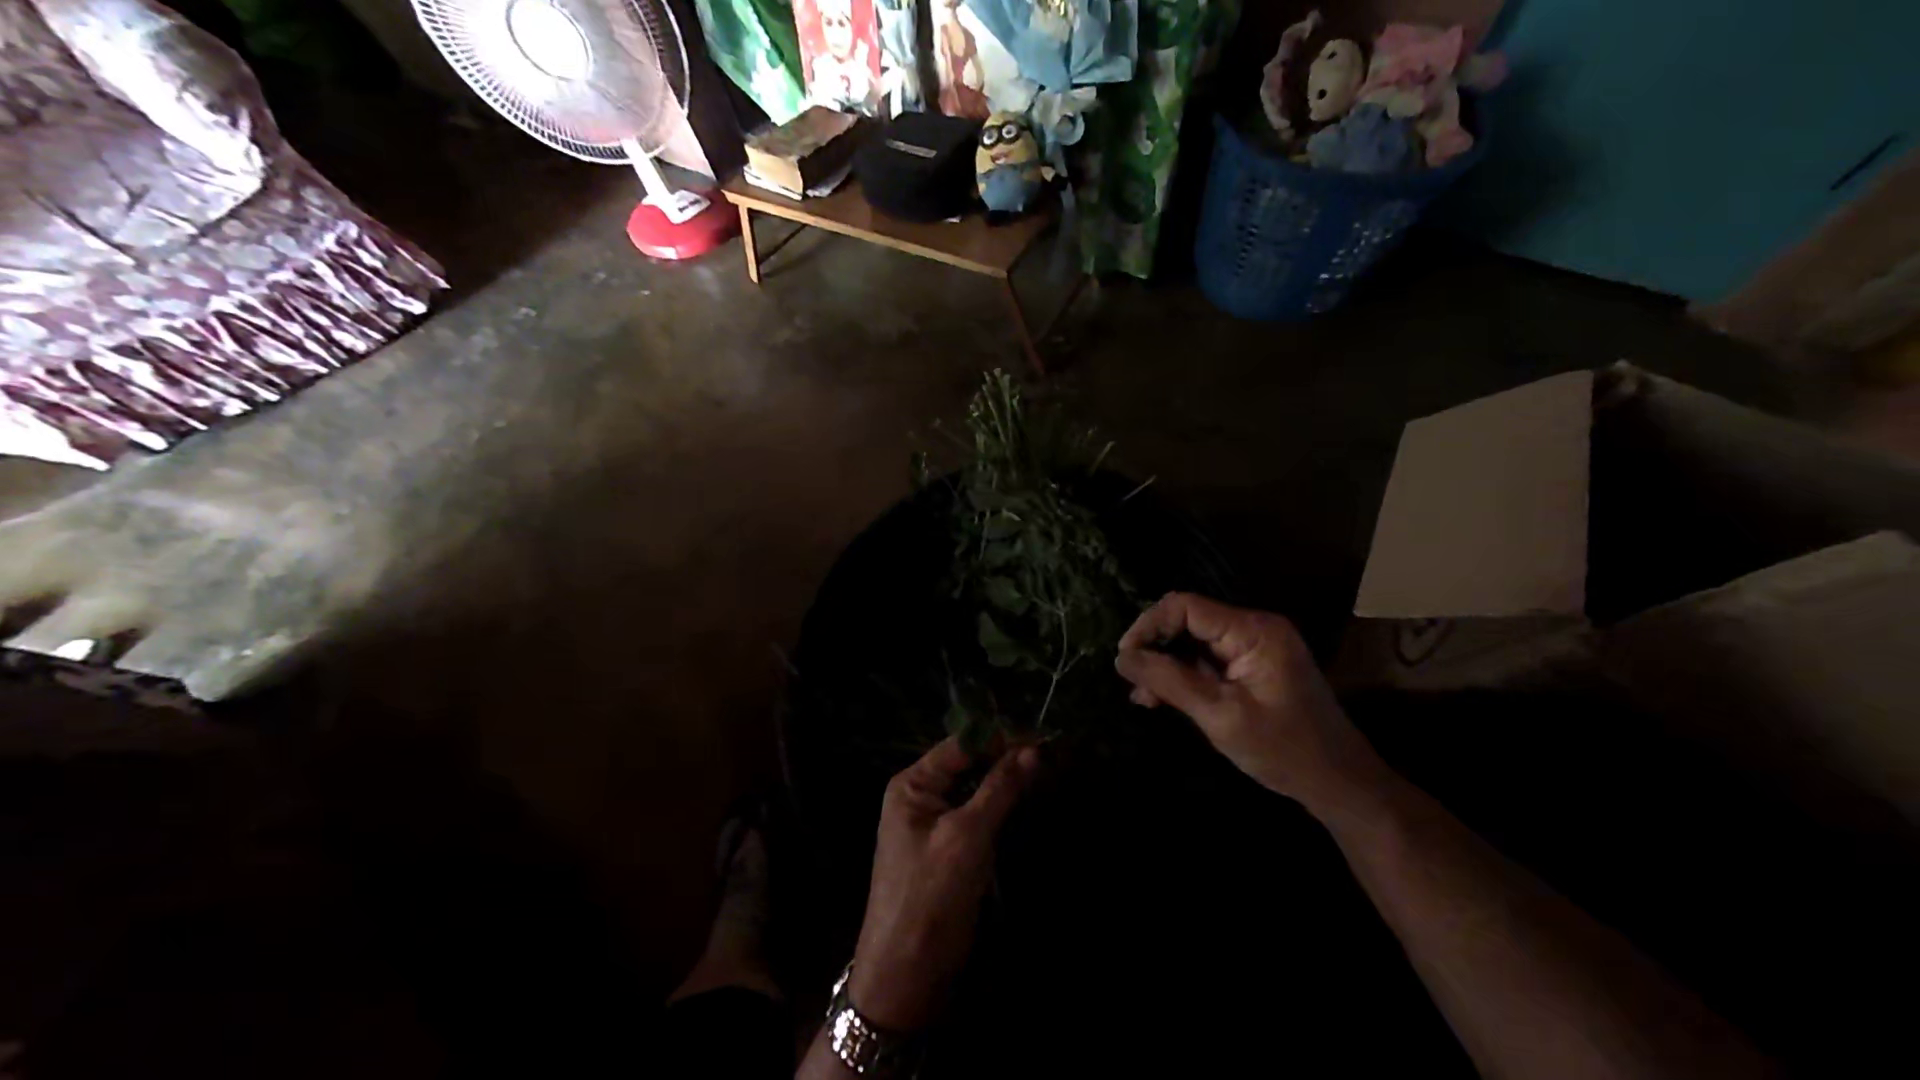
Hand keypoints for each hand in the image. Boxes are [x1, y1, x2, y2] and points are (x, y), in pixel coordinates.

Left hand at [849, 738, 1038, 1029]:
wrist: (908, 971)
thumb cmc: (932, 893)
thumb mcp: (968, 835)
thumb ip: (999, 789)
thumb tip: (1033, 750)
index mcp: (913, 784)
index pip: (961, 744)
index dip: (1000, 736)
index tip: (1042, 735)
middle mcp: (921, 796)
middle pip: (968, 763)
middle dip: (1005, 757)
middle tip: (1050, 753)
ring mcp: (935, 823)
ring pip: (976, 789)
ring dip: (1007, 781)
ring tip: (1046, 771)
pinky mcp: (950, 849)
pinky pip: (978, 815)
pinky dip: (1001, 806)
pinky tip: (1028, 801)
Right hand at [1114, 593, 1384, 814]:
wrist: (1340, 784)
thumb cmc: (1284, 750)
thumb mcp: (1219, 715)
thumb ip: (1169, 681)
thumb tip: (1121, 657)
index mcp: (1253, 631)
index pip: (1185, 606)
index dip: (1148, 626)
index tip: (1125, 659)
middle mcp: (1254, 629)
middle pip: (1187, 621)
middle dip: (1155, 648)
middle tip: (1133, 684)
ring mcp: (1255, 648)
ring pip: (1193, 643)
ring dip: (1165, 666)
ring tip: (1144, 698)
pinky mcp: (1252, 668)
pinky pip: (1208, 661)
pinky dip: (1184, 677)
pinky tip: (1163, 700)